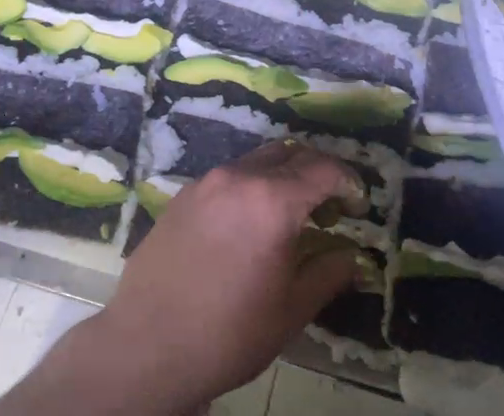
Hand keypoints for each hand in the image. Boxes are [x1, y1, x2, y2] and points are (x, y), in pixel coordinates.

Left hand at [0, 141, 366, 415]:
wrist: (145, 349)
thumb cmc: (227, 334)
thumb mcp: (291, 310)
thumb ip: (328, 273)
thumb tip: (352, 256)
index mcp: (271, 200)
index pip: (323, 170)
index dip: (348, 183)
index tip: (358, 205)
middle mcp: (238, 178)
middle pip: (290, 155)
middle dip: (317, 174)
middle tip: (329, 208)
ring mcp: (205, 184)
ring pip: (256, 161)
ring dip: (282, 178)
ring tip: (289, 217)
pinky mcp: (181, 197)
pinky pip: (228, 178)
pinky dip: (250, 188)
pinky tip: (248, 226)